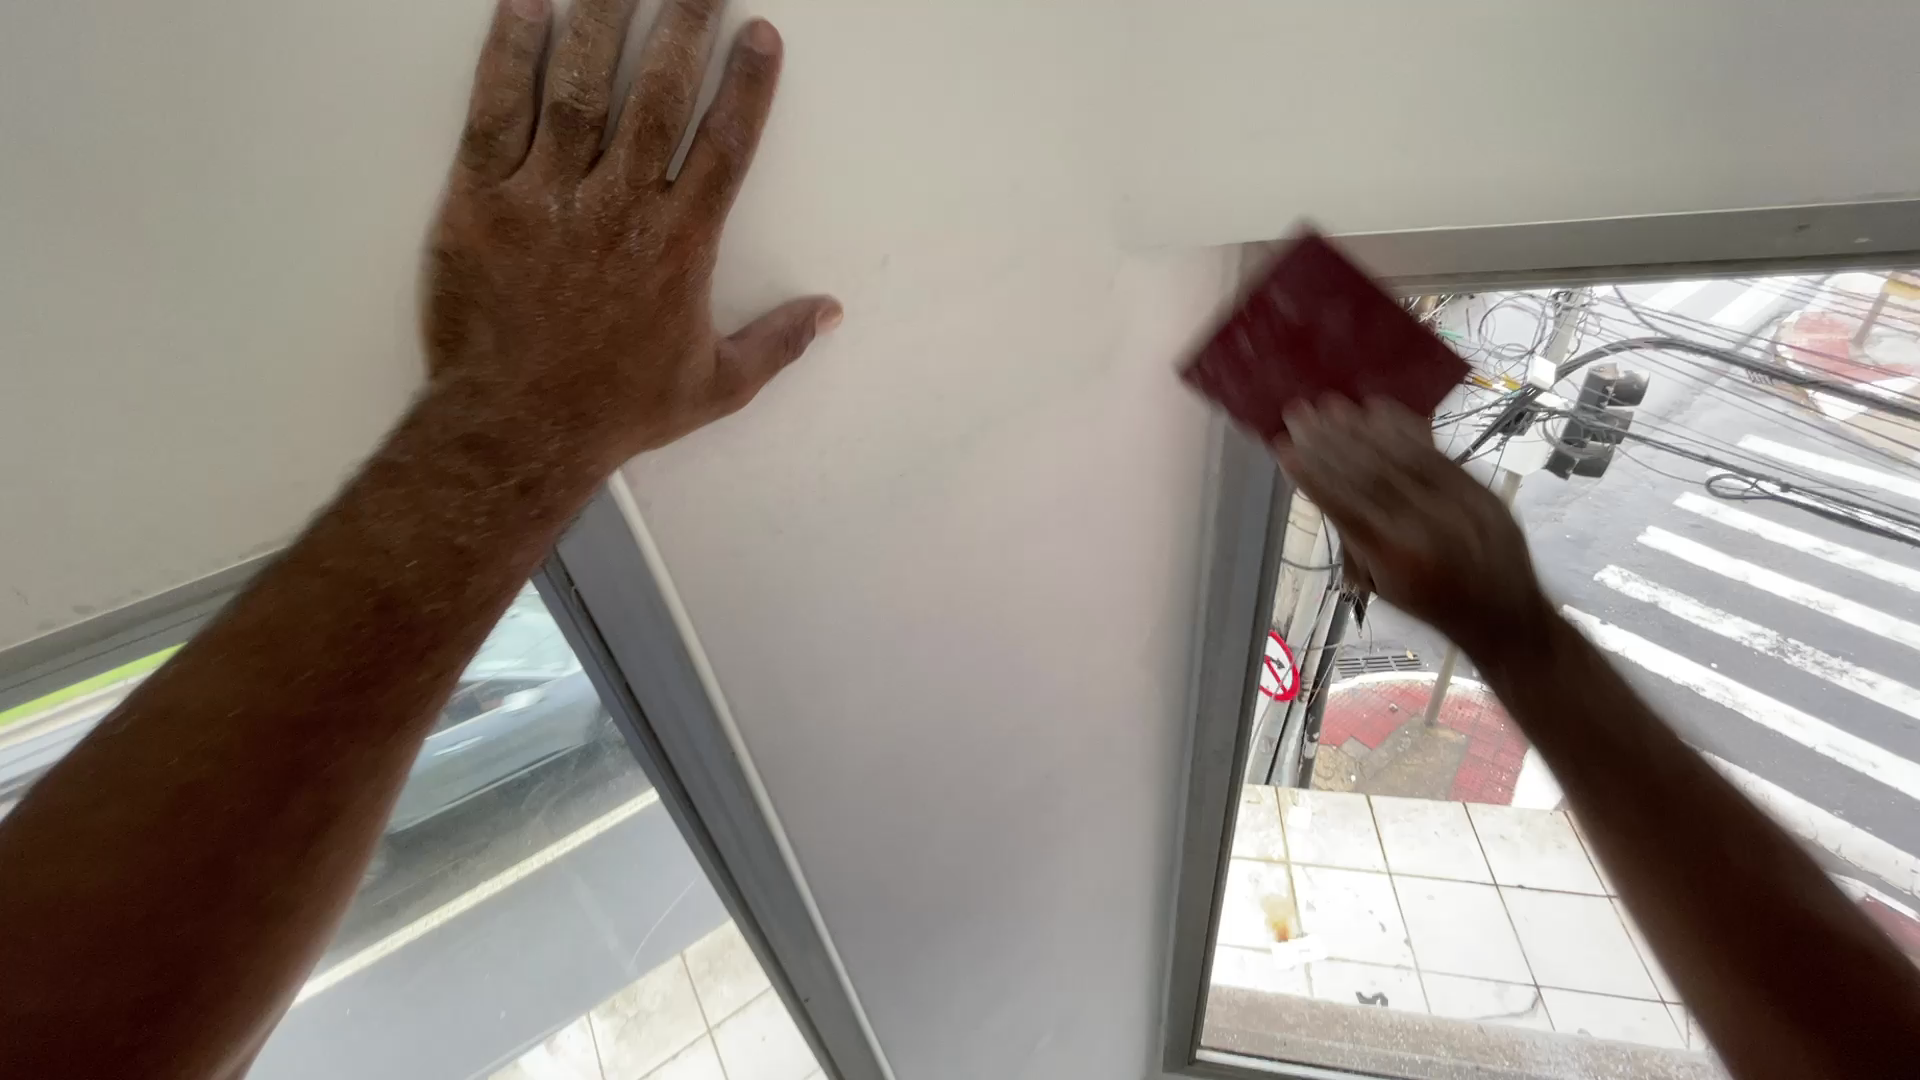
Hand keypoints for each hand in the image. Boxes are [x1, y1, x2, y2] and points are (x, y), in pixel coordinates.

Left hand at [423, 0, 840, 463]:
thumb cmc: (622, 407)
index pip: (725, 147)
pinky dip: (510, 49)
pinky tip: (527, 4)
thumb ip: (779, 342)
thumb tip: (828, 313)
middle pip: (658, 95)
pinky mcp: (481, 199)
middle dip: (682, 24)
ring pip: (579, 85)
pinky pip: (494, 106)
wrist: (523, 427)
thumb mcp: (720, 386)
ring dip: (603, 16)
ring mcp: (548, 197)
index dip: (746, 86)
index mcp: (681, 249)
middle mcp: (620, 209)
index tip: (759, 37)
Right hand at [1273, 397, 1553, 658]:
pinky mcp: (1478, 490)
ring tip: (1331, 404)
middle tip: (1299, 413)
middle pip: (1367, 474)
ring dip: (1360, 428)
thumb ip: (1353, 534)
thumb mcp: (1378, 580)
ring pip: (1399, 459)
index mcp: (1391, 554)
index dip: (1310, 474)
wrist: (1503, 614)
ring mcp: (1455, 505)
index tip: (1283, 448)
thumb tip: (1322, 487)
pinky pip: (1436, 453)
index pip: (1341, 505)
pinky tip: (1378, 408)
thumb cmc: (1428, 601)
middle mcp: (1422, 527)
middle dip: (1328, 441)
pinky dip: (1405, 428)